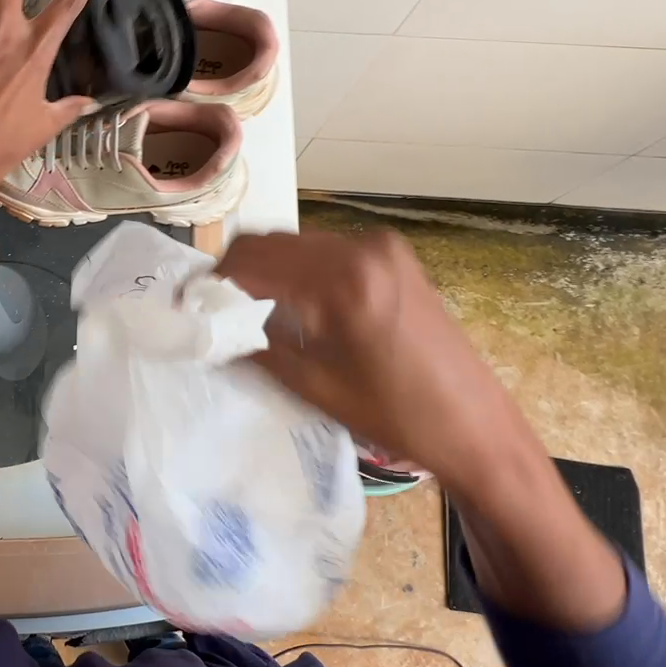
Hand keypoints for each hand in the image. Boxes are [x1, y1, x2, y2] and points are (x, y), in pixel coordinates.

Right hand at [213, 229, 547, 498]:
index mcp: (342, 278)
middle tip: (216, 309)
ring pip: (297, 243)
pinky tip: (294, 304)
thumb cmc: (394, 413)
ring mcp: (382, 247)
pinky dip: (299, 270)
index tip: (191, 304)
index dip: (214, 280)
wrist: (474, 424)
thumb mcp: (312, 383)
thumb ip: (255, 344)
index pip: (252, 258)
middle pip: (272, 242)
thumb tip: (211, 327)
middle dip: (237, 272)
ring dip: (267, 269)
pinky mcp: (394, 256)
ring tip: (251, 310)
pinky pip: (326, 251)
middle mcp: (362, 248)